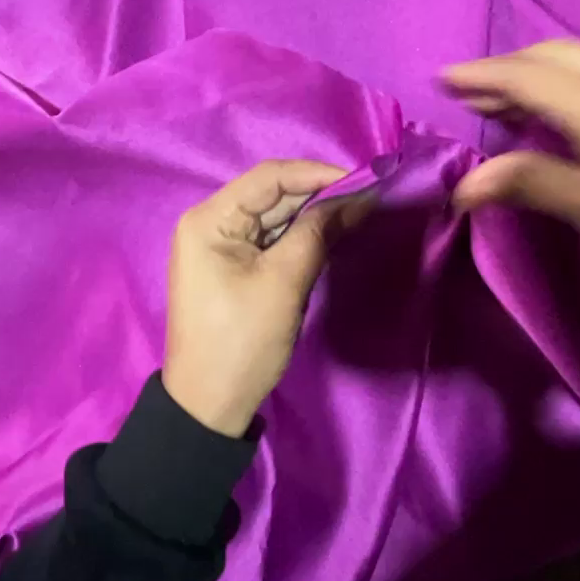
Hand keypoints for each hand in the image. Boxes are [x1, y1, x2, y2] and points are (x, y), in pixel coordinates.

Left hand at [163, 160, 363, 436]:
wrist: (209, 406)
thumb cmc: (242, 341)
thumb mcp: (284, 283)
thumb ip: (318, 233)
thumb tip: (358, 198)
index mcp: (210, 218)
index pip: (269, 177)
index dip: (316, 174)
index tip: (363, 180)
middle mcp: (211, 222)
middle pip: (272, 194)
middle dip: (320, 194)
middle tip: (370, 197)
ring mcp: (221, 244)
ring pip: (274, 216)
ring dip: (314, 215)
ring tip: (359, 211)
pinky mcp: (233, 266)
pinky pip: (271, 239)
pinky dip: (300, 236)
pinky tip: (333, 234)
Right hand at [442, 41, 579, 316]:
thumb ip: (537, 185)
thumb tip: (463, 184)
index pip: (523, 74)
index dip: (479, 75)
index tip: (441, 79)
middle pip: (549, 55)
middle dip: (504, 70)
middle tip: (469, 97)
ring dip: (537, 71)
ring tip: (511, 103)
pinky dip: (570, 77)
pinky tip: (573, 109)